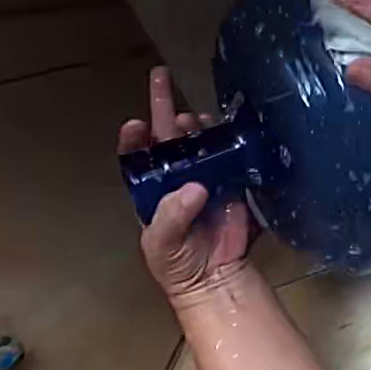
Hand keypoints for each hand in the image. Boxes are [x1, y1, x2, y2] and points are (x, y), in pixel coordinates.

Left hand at [119, 67, 252, 307]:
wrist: (216, 277)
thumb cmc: (178, 263)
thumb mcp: (162, 244)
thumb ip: (172, 216)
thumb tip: (195, 186)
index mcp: (151, 190)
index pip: (139, 157)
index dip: (136, 139)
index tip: (135, 122)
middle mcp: (177, 177)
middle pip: (170, 139)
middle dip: (167, 113)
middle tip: (168, 92)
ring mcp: (208, 176)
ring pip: (202, 142)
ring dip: (200, 126)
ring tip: (199, 117)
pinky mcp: (234, 181)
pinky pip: (234, 156)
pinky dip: (233, 141)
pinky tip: (232, 130)